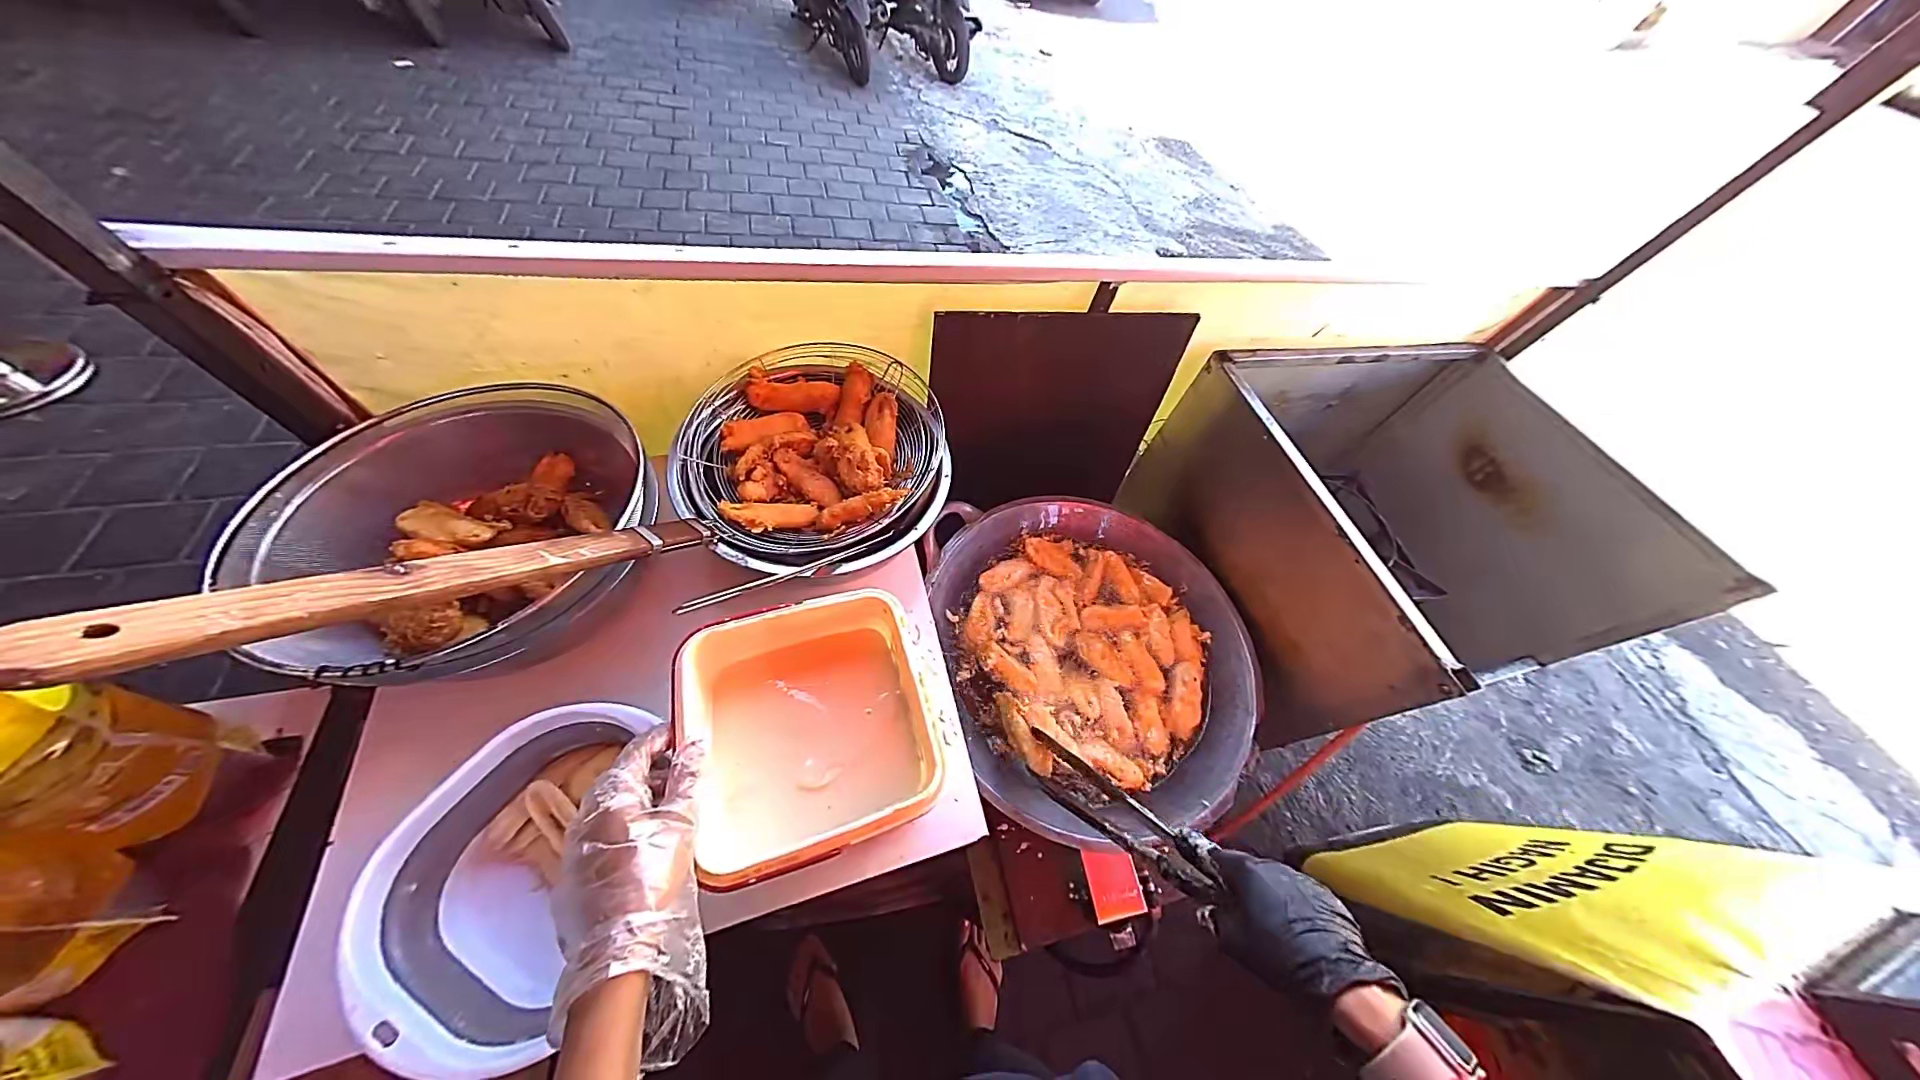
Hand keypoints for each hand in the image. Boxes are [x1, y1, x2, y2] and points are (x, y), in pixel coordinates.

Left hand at [548, 727, 709, 1069]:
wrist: (617, 950)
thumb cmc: (649, 886)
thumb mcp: (679, 824)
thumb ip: (686, 779)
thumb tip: (693, 746)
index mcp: (610, 796)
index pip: (637, 749)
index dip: (661, 737)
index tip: (680, 732)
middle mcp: (585, 813)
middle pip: (622, 775)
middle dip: (653, 767)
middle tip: (683, 767)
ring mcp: (575, 843)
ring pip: (611, 803)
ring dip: (641, 795)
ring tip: (672, 801)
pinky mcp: (574, 869)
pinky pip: (602, 829)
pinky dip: (626, 821)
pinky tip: (647, 835)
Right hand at [1209, 849, 1404, 1010]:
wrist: (1333, 973)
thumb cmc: (1279, 954)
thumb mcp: (1233, 939)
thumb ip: (1215, 918)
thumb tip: (1207, 912)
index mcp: (1246, 871)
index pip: (1214, 855)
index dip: (1200, 858)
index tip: (1189, 855)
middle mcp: (1272, 866)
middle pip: (1244, 865)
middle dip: (1235, 880)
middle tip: (1229, 899)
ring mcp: (1300, 878)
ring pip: (1271, 878)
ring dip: (1263, 891)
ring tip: (1261, 916)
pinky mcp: (1323, 894)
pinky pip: (1295, 891)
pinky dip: (1287, 902)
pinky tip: (1287, 924)